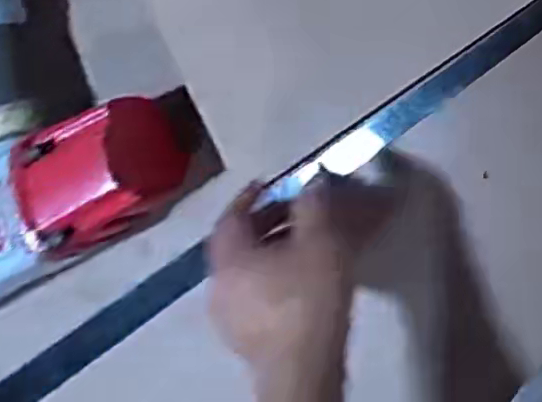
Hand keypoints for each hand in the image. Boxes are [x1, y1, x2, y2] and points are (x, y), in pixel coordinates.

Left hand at [207, 176, 392, 396]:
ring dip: (273, 244)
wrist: (305, 361)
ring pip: (247, 266)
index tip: (270, 181)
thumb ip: (314, 202)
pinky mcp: (244, 333)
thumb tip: (312, 179)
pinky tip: (305, 269)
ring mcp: (228, 314)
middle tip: (300, 207)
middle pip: (238, 242)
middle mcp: (219, 285)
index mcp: (231, 260)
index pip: (230, 218)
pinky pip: (255, 287)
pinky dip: (275, 268)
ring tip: (308, 236)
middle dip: (269, 219)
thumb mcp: (321, 236)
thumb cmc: (310, 291)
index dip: (249, 196)